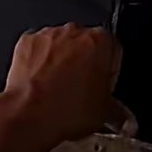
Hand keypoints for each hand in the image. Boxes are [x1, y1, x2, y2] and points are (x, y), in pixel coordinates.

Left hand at [0, 24, 121, 149]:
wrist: (28, 115)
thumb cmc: (67, 109)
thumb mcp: (103, 114)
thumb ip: (119, 113)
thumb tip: (124, 120)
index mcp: (101, 41)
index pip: (114, 50)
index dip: (110, 71)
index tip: (103, 86)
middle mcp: (75, 32)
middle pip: (86, 44)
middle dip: (85, 63)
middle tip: (81, 90)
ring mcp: (49, 34)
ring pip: (61, 45)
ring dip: (61, 60)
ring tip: (57, 89)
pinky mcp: (27, 42)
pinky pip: (38, 48)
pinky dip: (40, 61)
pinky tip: (40, 83)